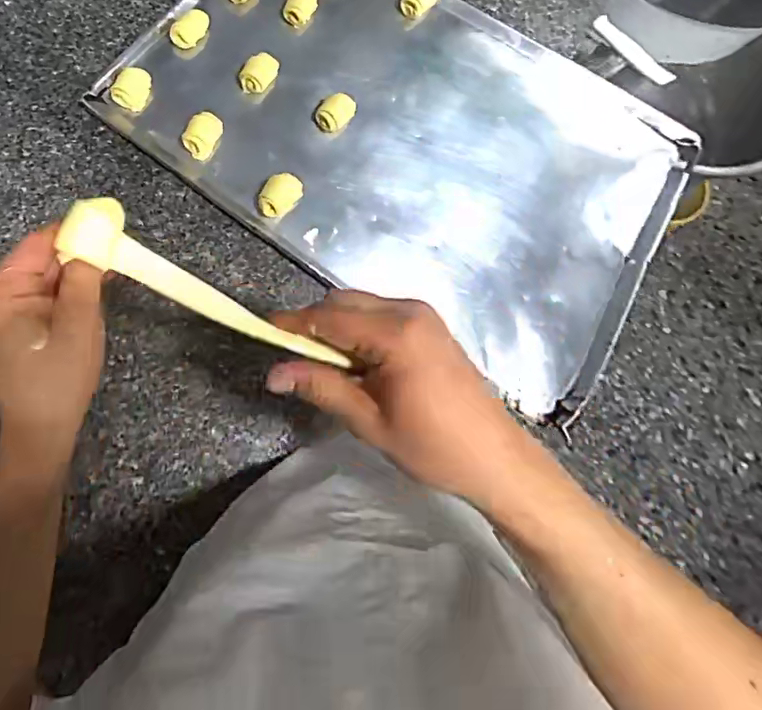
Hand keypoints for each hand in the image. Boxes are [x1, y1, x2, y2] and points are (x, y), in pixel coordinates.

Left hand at [0, 224, 105, 462]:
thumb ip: (85, 277)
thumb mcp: (78, 326)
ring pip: (46, 276)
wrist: (41, 436)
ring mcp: (1, 312)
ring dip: (76, 275)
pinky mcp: (13, 324)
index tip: (109, 226)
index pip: (38, 244)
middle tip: (116, 252)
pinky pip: (44, 295)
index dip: (74, 231)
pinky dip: (68, 292)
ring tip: (108, 276)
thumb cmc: (58, 383)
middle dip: (78, 254)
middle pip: (41, 258)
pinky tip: (91, 295)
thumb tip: (94, 234)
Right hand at [269, 291, 548, 510]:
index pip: (329, 317)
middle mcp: (409, 310)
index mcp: (396, 333)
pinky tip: (357, 362)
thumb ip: (321, 387)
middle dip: (313, 324)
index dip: (292, 324)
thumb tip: (274, 374)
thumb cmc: (434, 447)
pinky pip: (379, 312)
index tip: (262, 332)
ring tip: (326, 366)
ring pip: (359, 304)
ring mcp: (422, 314)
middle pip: (343, 301)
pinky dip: (357, 328)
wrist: (499, 459)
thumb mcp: (369, 421)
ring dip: (335, 326)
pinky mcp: (429, 323)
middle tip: (294, 359)